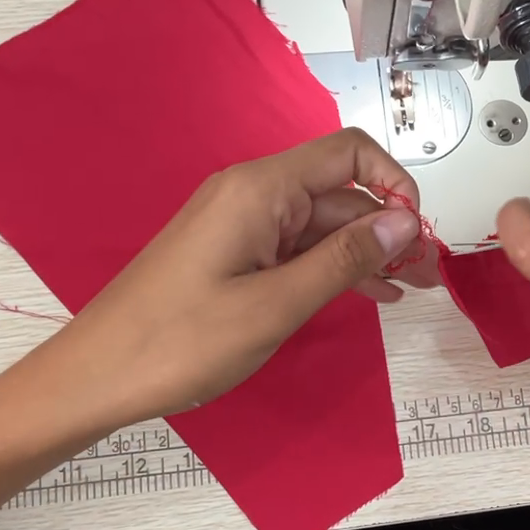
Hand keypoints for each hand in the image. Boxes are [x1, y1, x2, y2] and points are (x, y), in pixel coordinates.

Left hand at [40, 128, 435, 433]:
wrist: (99, 376)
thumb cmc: (181, 341)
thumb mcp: (277, 304)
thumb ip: (344, 259)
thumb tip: (405, 221)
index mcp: (261, 190)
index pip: (348, 153)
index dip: (394, 181)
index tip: (417, 231)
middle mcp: (254, 195)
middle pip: (340, 194)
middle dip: (389, 229)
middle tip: (430, 275)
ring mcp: (243, 226)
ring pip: (323, 227)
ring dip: (368, 254)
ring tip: (412, 289)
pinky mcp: (236, 255)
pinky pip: (298, 251)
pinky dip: (334, 269)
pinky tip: (370, 295)